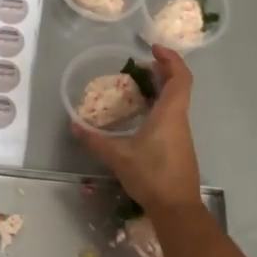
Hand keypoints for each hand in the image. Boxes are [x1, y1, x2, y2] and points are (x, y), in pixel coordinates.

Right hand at [73, 45, 202, 212]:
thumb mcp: (117, 157)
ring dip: (159, 89)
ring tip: (135, 88)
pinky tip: (140, 116)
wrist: (177, 208)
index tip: (153, 48)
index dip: (171, 58)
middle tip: (137, 67)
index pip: (180, 76)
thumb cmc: (151, 176)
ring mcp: (181, 133)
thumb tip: (74, 126)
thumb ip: (95, 140)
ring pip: (175, 101)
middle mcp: (179, 118)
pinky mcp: (179, 146)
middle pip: (178, 85)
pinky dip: (158, 106)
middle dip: (160, 71)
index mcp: (170, 113)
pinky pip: (171, 116)